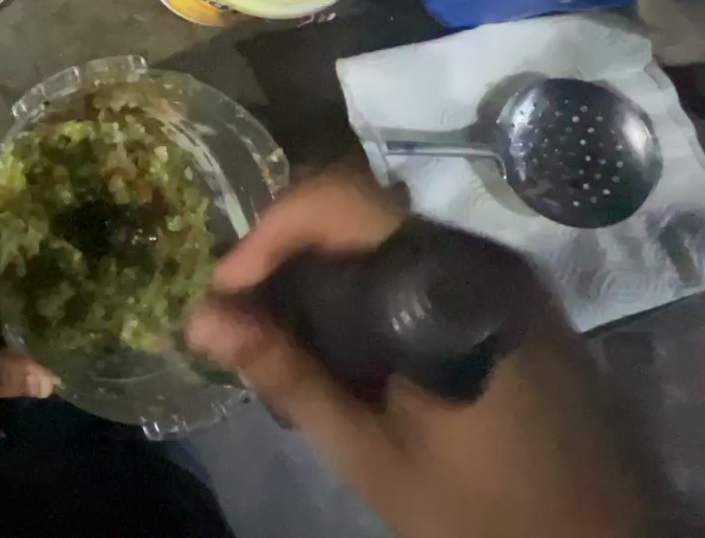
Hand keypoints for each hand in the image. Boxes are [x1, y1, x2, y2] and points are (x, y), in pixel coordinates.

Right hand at [187, 164, 691, 537]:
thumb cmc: (498, 516)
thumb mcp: (376, 456)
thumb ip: (287, 377)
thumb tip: (199, 319)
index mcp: (452, 282)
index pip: (337, 199)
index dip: (269, 229)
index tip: (230, 287)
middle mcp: (478, 257)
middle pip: (348, 215)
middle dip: (282, 260)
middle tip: (245, 318)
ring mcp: (499, 272)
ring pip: (373, 237)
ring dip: (314, 277)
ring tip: (283, 341)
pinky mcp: (506, 294)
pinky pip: (406, 262)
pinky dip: (355, 290)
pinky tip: (340, 350)